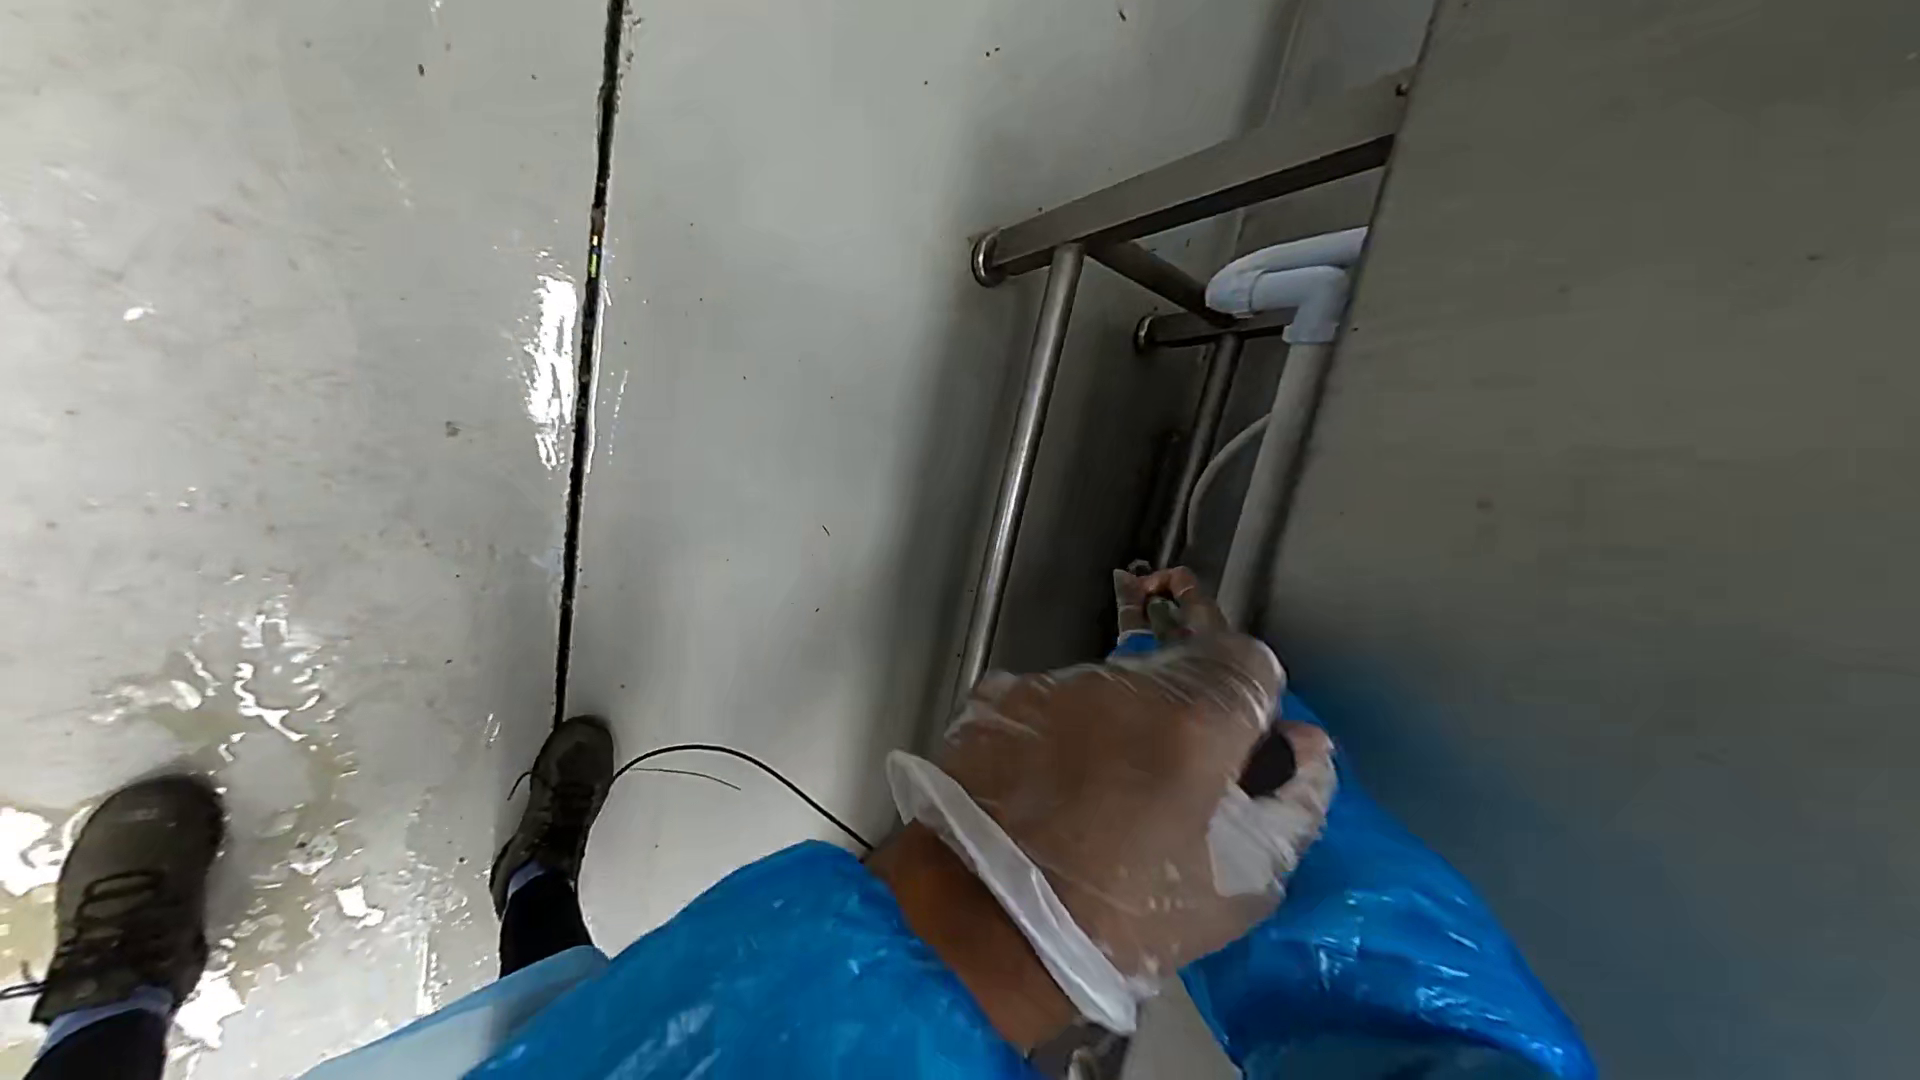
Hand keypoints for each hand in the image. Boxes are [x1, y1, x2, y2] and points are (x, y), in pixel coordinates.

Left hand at [936, 568, 1334, 982]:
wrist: (984, 918)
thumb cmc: (1121, 917)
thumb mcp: (1235, 884)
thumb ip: (1288, 804)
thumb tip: (1304, 743)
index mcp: (1192, 720)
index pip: (1246, 661)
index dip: (1251, 699)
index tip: (1237, 740)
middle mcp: (1120, 681)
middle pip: (1174, 671)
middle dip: (1184, 712)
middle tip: (1162, 778)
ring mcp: (1052, 682)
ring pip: (1109, 685)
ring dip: (1117, 721)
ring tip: (1093, 787)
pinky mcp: (1000, 694)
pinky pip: (1051, 700)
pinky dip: (1059, 729)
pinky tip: (1042, 778)